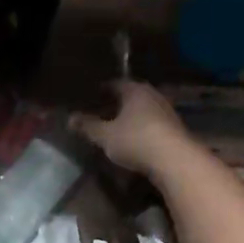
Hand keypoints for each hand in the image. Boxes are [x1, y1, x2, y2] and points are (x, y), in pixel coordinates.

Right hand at [71, 80, 192, 176]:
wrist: (174, 159)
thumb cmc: (135, 140)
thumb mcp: (105, 135)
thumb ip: (88, 126)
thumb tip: (69, 118)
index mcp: (135, 90)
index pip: (115, 83)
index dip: (100, 90)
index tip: (89, 97)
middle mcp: (152, 94)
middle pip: (129, 95)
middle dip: (114, 104)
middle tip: (99, 112)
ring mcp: (165, 110)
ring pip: (141, 109)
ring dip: (128, 116)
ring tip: (113, 127)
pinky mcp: (172, 127)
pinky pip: (150, 122)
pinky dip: (139, 127)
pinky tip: (131, 138)